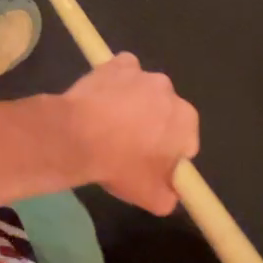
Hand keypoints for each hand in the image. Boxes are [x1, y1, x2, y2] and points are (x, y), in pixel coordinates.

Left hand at [61, 53, 198, 214]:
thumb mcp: (155, 200)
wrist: (76, 135)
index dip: (169, 157)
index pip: (185, 142)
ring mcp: (140, 72)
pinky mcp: (114, 62)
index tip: (149, 166)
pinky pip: (123, 73)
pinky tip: (104, 99)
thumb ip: (172, 194)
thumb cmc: (120, 165)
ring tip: (111, 123)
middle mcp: (168, 89)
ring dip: (135, 104)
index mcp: (186, 120)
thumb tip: (170, 187)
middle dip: (154, 127)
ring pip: (144, 91)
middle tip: (129, 146)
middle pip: (165, 113)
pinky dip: (117, 83)